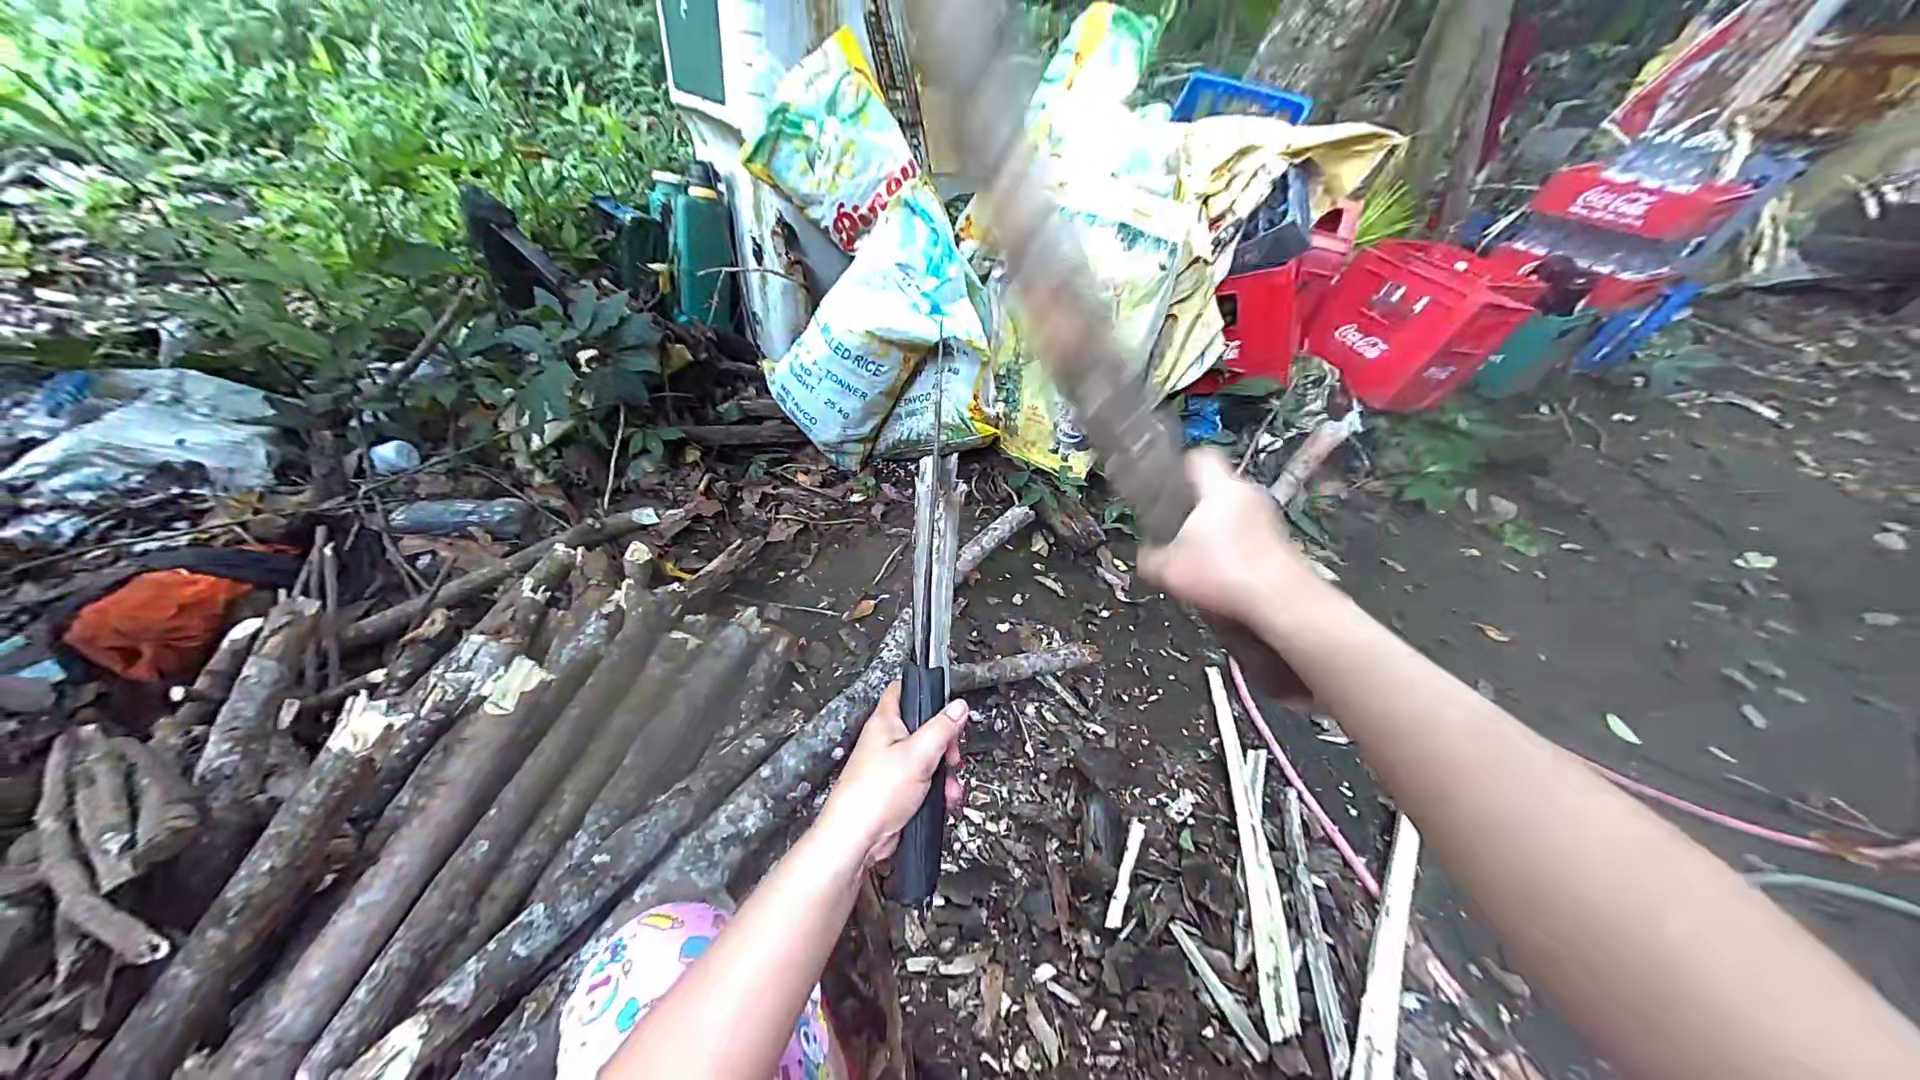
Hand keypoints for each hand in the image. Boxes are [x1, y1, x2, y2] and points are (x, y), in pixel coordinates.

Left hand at [819, 683, 965, 868]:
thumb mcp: (918, 755)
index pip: (903, 690)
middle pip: (924, 727)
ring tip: (947, 783)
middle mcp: (886, 741)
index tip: (944, 703)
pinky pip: (923, 781)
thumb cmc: (873, 795)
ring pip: (927, 757)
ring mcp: (891, 765)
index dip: (924, 692)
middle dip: (944, 742)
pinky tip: (941, 799)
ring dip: (943, 770)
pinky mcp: (897, 788)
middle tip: (950, 753)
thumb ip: (941, 728)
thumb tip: (956, 707)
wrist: (858, 838)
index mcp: (885, 722)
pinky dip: (936, 789)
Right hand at [1139, 448, 1325, 626]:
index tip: (1167, 484)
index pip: (1199, 457)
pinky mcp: (1279, 541)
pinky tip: (1221, 575)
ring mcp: (1269, 517)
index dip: (1179, 467)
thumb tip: (1144, 557)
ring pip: (1233, 514)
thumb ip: (1149, 558)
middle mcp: (1248, 494)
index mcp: (1220, 487)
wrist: (1279, 600)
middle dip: (1195, 509)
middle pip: (1216, 490)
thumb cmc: (1225, 572)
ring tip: (1197, 557)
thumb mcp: (1168, 568)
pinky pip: (1249, 536)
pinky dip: (1234, 550)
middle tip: (1176, 529)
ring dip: (1216, 532)